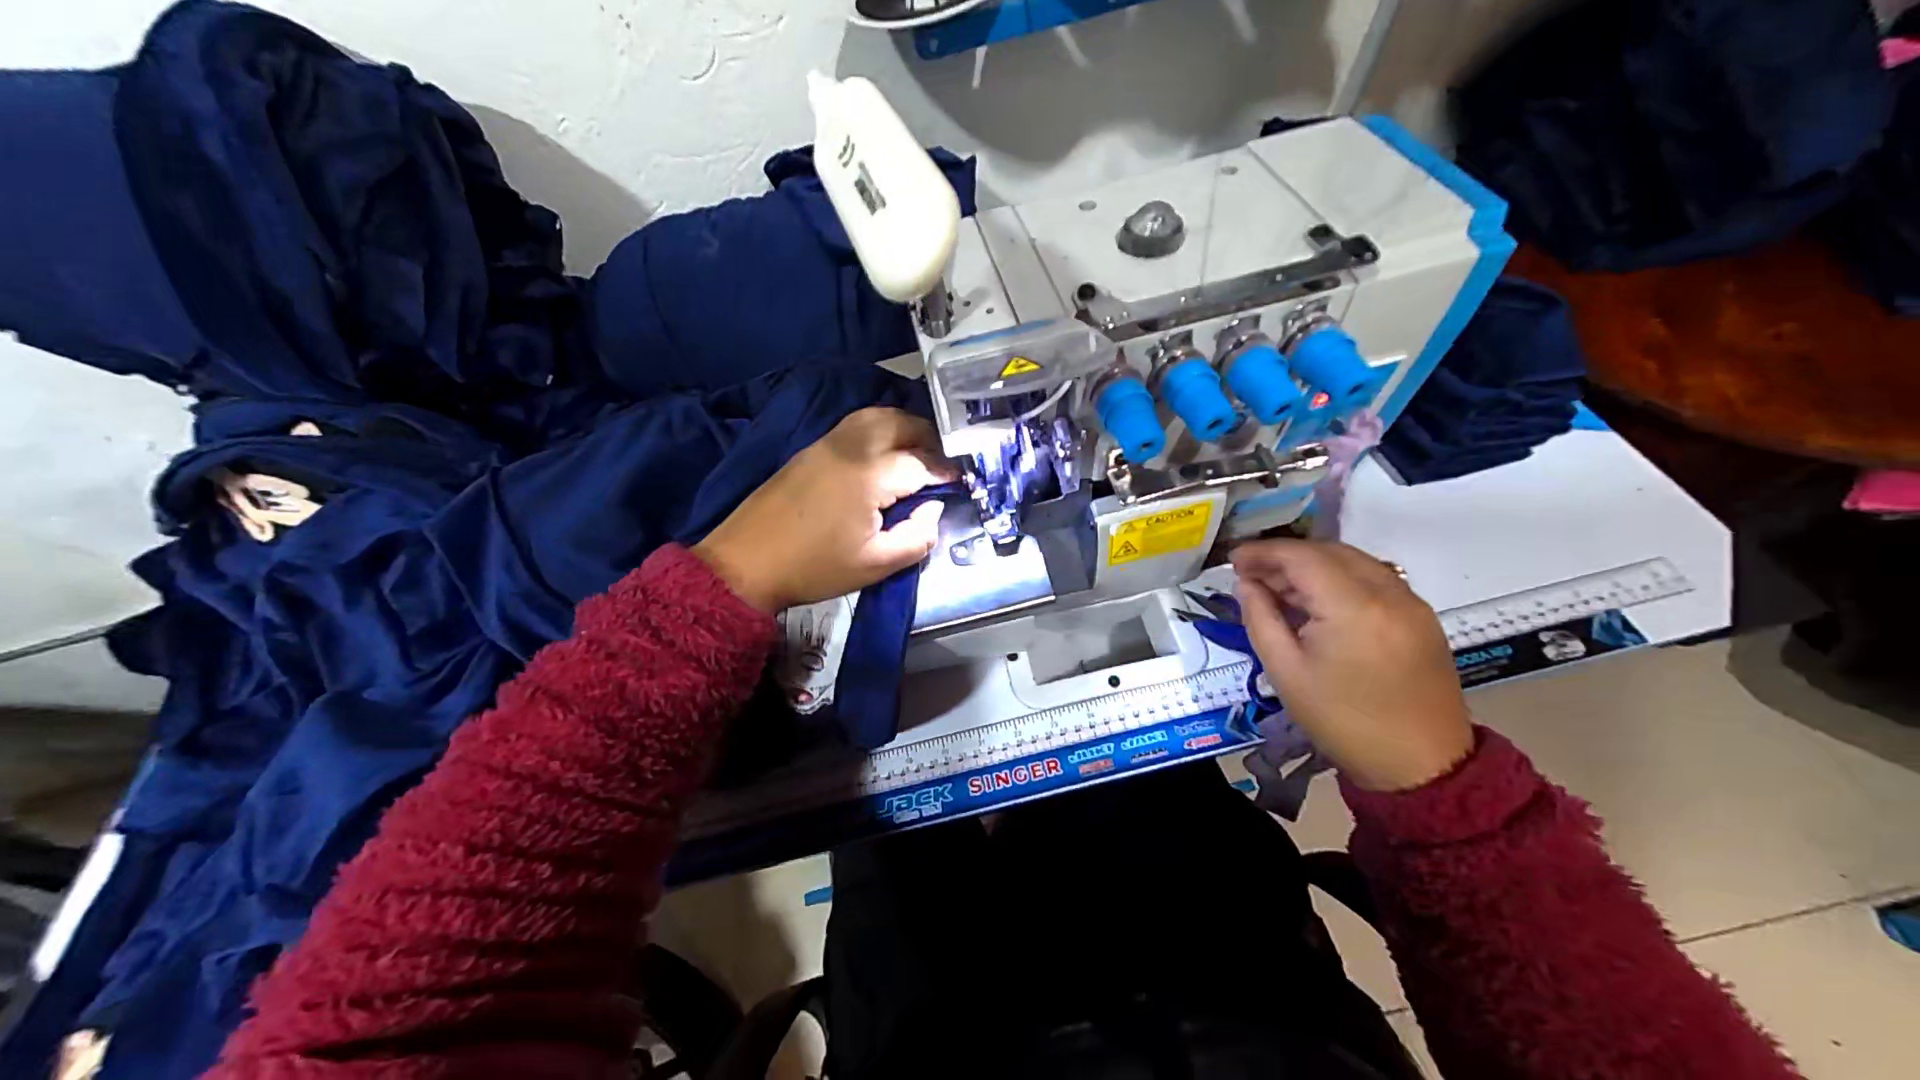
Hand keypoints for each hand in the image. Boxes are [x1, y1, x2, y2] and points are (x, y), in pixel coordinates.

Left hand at [693, 408, 957, 612]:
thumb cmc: (814, 568)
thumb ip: (917, 537)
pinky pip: (854, 425)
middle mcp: (850, 448)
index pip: (920, 461)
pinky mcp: (810, 450)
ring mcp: (827, 444)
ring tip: (916, 453)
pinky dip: (878, 430)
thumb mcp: (876, 565)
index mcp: (869, 475)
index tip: (960, 480)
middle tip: (942, 462)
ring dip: (902, 427)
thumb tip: (934, 509)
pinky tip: (883, 455)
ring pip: (875, 416)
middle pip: (900, 422)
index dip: (945, 470)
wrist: (746, 563)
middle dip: (928, 436)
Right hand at [1230, 539, 1473, 791]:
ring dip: (1313, 565)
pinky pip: (1374, 579)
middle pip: (1328, 552)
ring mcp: (1411, 602)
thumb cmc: (1342, 721)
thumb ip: (1260, 618)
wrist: (1419, 764)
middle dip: (1286, 556)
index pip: (1302, 557)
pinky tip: (1317, 601)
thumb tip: (1247, 584)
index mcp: (1353, 607)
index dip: (1263, 552)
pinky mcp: (1421, 616)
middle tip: (1251, 574)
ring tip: (1279, 588)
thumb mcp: (1285, 672)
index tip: (1234, 561)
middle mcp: (1389, 593)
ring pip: (1353, 561)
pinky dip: (1339, 579)